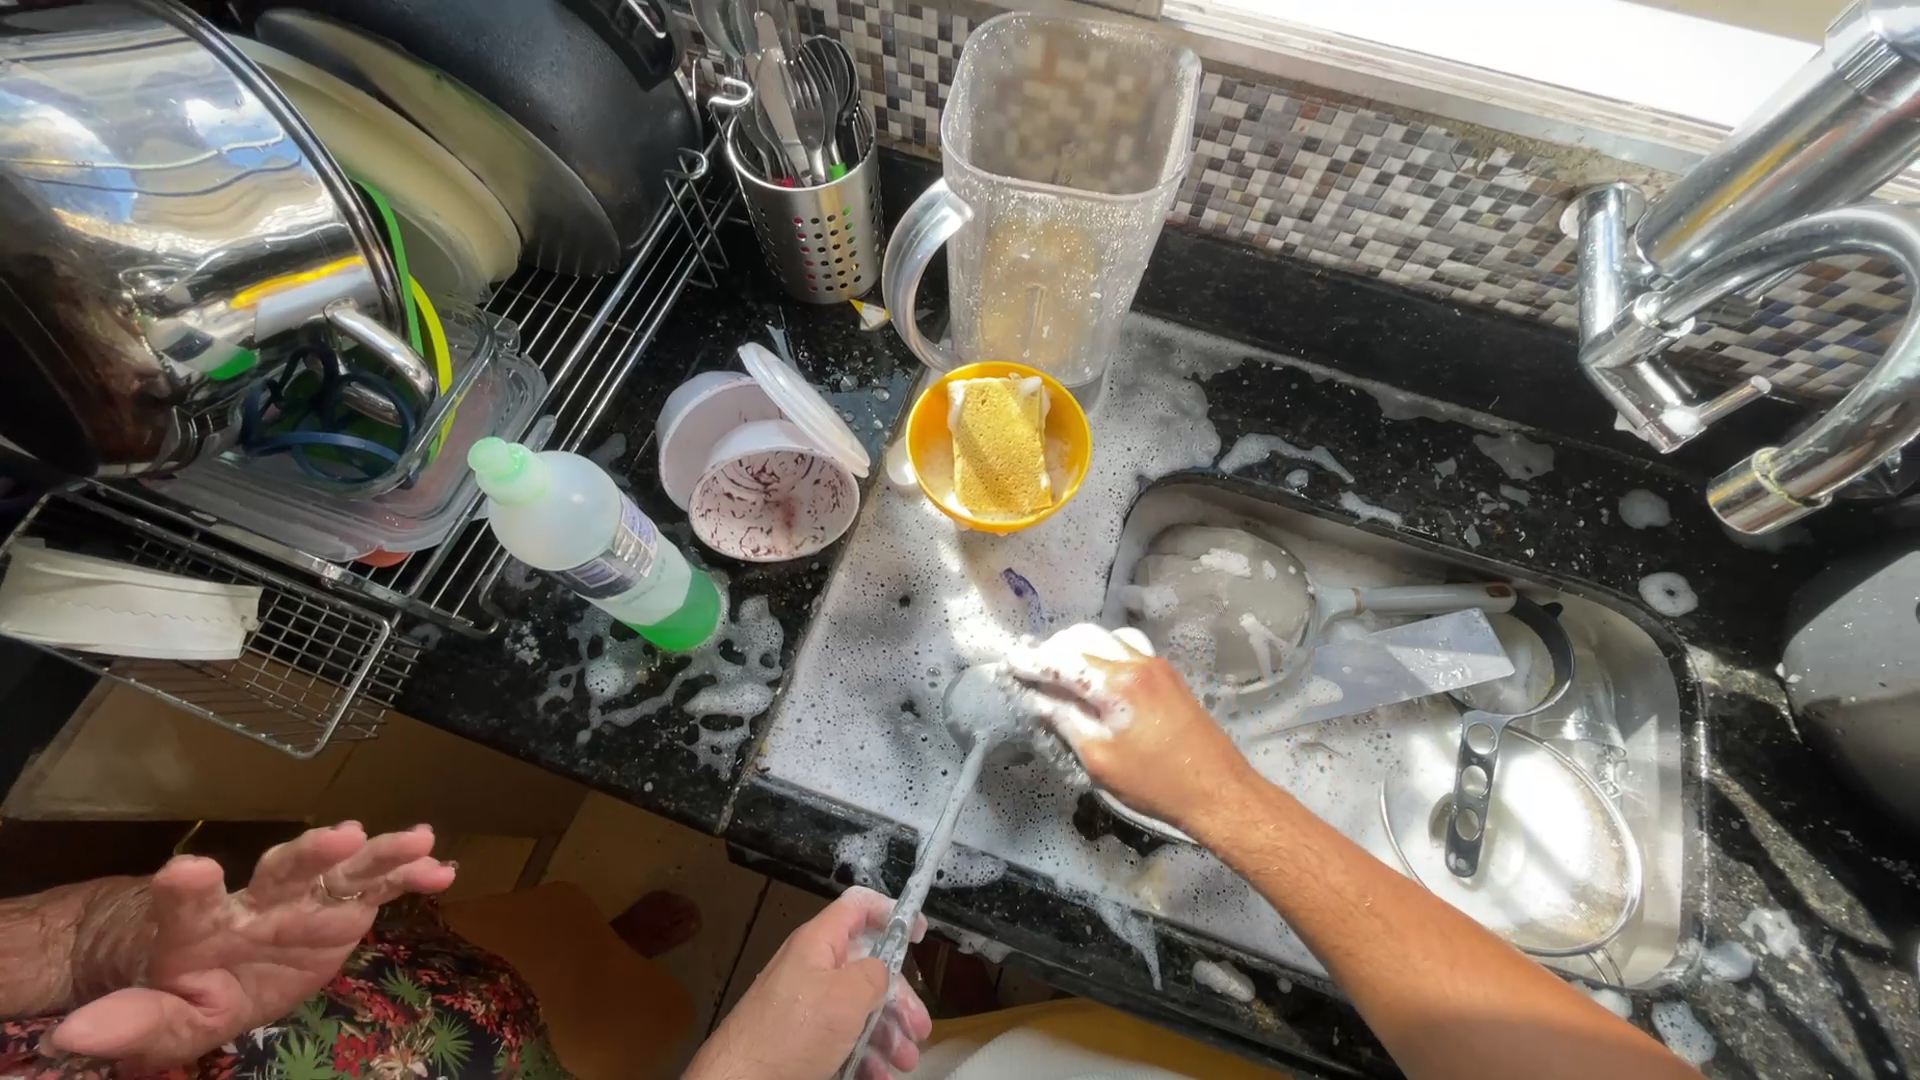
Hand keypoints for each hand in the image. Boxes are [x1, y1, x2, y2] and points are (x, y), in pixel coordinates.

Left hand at [51, 822, 455, 1067]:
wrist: (246, 976)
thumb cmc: (202, 993)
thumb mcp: (170, 1022)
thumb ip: (135, 1023)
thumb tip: (73, 1034)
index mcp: (207, 927)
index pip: (190, 905)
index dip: (187, 888)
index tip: (186, 870)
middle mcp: (267, 898)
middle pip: (288, 866)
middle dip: (315, 850)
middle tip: (342, 835)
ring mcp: (318, 895)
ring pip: (351, 864)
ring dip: (384, 850)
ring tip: (419, 839)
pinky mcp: (356, 901)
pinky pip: (390, 884)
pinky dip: (418, 874)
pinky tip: (443, 871)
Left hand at [687, 886, 932, 1079]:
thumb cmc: (793, 1033)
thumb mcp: (845, 997)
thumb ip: (874, 974)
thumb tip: (882, 970)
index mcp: (820, 942)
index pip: (858, 906)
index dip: (890, 911)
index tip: (918, 933)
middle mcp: (814, 968)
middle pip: (868, 967)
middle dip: (899, 998)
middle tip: (920, 1028)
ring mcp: (807, 1007)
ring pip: (859, 1009)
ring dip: (888, 1034)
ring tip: (905, 1061)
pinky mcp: (803, 1041)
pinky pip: (842, 1039)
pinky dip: (865, 1055)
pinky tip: (880, 1076)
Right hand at [1009, 624, 1256, 832]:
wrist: (1219, 791)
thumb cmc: (1156, 783)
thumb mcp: (1100, 759)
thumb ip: (1066, 722)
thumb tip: (1040, 700)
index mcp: (1117, 683)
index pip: (1062, 662)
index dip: (1032, 663)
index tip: (1010, 664)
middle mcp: (1136, 662)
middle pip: (1082, 639)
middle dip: (1053, 651)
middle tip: (1032, 671)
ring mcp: (1155, 664)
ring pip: (1105, 638)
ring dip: (1078, 648)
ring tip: (1060, 671)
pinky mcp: (1167, 674)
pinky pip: (1126, 647)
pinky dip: (1104, 652)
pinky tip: (1097, 675)